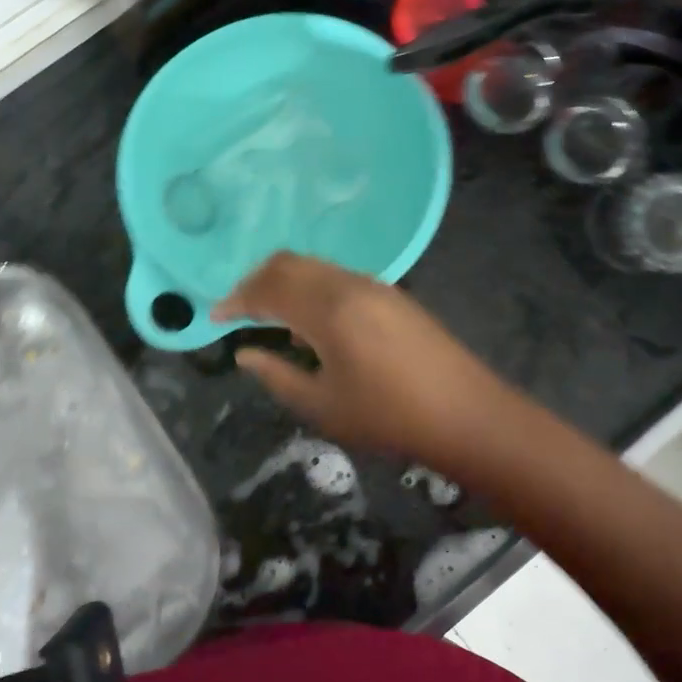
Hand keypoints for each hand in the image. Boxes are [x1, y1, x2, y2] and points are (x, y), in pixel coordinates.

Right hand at [212, 252, 514, 465]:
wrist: (467, 415)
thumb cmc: (389, 417)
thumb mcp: (322, 406)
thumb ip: (277, 375)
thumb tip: (245, 353)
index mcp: (328, 310)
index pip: (268, 289)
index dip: (236, 300)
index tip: (214, 318)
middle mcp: (348, 285)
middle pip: (288, 264)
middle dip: (256, 282)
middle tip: (236, 311)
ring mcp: (373, 285)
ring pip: (314, 267)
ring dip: (284, 282)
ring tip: (269, 318)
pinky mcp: (391, 294)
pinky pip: (335, 277)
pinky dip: (310, 288)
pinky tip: (310, 323)